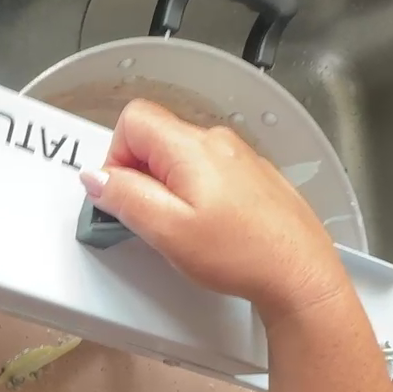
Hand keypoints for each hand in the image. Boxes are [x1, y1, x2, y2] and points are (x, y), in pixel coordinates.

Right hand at [80, 100, 349, 321]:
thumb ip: (125, 197)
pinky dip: (191, 194)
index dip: (115, 156)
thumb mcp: (167, 230)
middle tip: (149, 219)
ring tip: (178, 228)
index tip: (123, 196)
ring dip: (164, 187)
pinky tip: (205, 228)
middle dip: (138, 175)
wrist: (298, 272)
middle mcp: (216, 141)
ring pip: (178, 157)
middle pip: (154, 137)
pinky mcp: (249, 176)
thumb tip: (94, 177)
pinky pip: (204, 172)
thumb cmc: (239, 253)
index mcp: (191, 146)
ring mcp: (236, 157)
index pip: (132, 119)